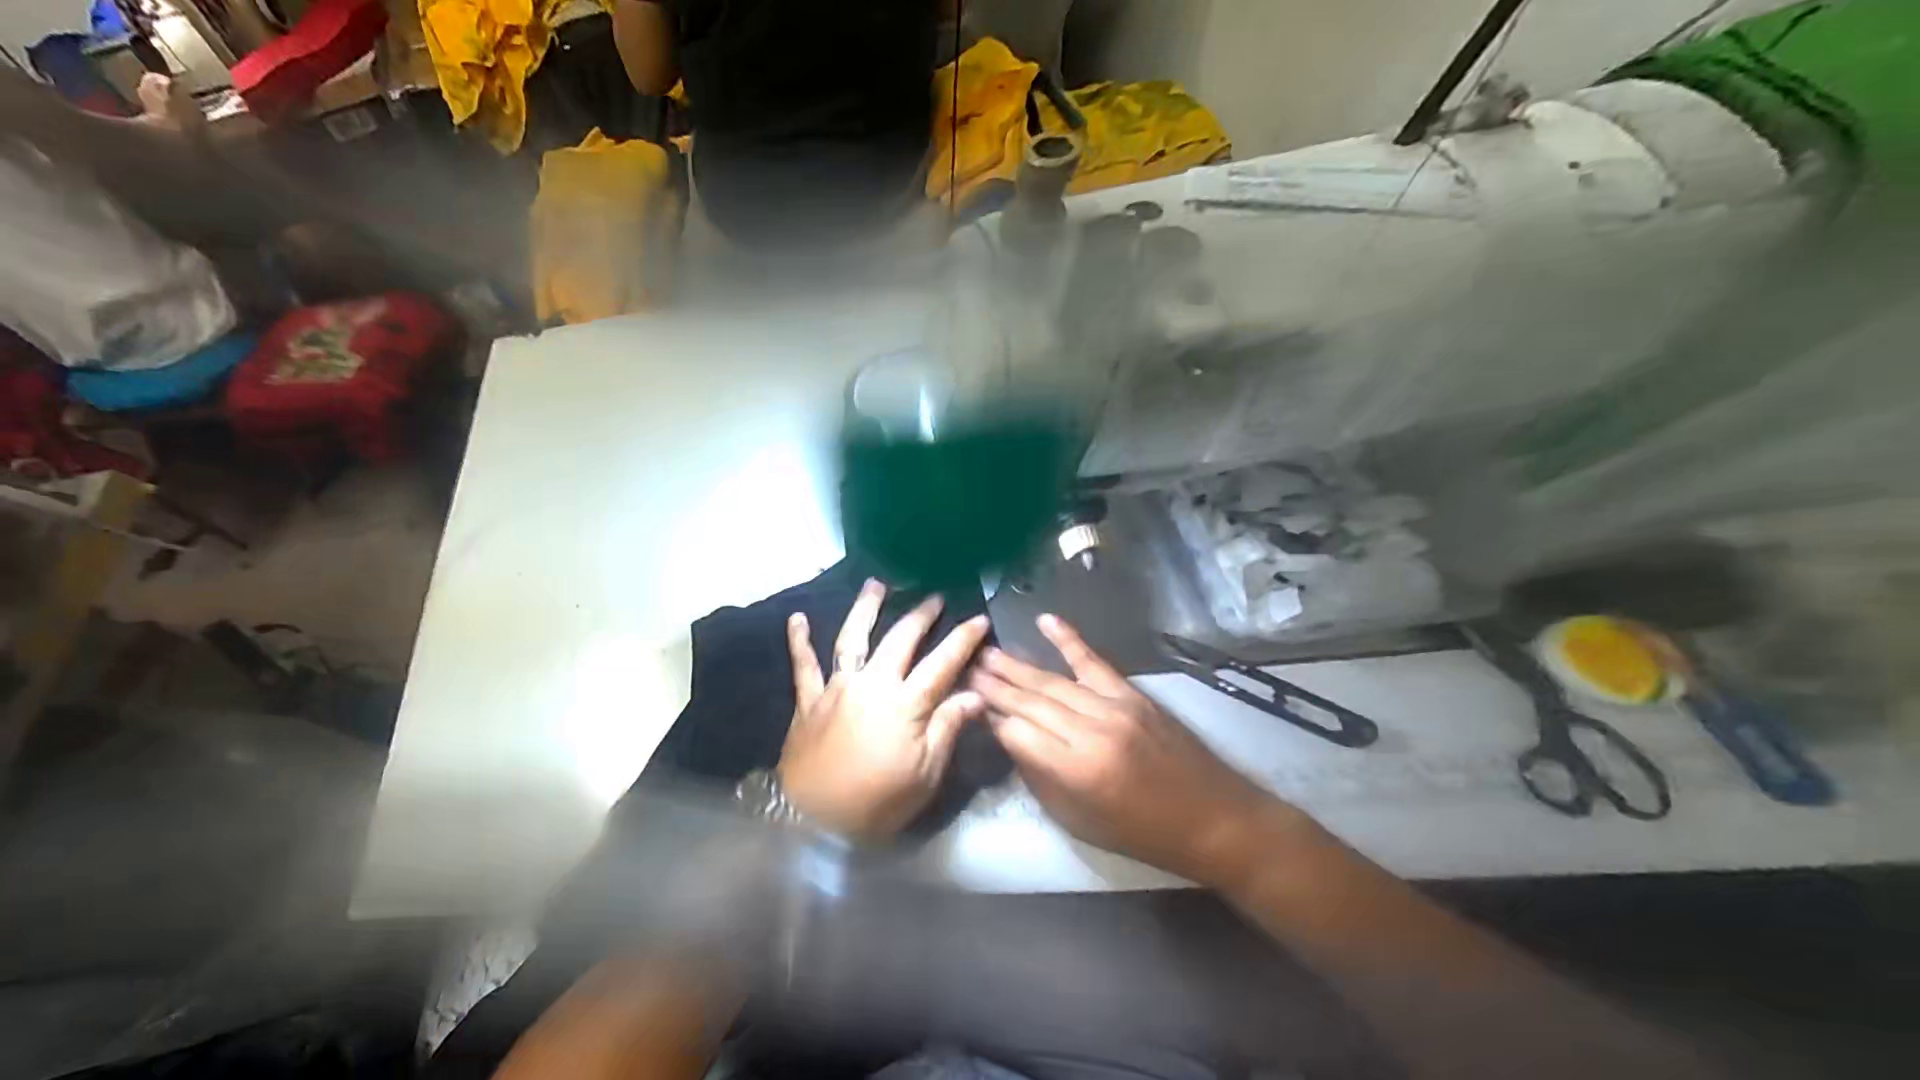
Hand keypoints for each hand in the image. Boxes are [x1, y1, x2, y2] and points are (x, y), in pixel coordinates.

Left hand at [778, 579, 990, 839]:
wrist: (813, 824)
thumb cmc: (878, 803)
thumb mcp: (925, 774)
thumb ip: (947, 728)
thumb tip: (975, 694)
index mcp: (905, 705)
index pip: (942, 663)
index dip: (963, 640)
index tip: (979, 619)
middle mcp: (871, 685)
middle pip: (899, 640)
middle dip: (920, 616)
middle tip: (934, 597)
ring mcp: (836, 690)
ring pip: (851, 639)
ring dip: (865, 609)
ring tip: (875, 584)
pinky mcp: (808, 702)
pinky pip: (803, 666)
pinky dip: (799, 641)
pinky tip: (797, 618)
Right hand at [970, 614, 1307, 888]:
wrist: (1212, 818)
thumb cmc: (1140, 832)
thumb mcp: (1080, 820)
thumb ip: (1040, 777)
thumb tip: (1009, 739)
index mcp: (1075, 771)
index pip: (1016, 733)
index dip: (989, 717)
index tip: (964, 700)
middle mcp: (1090, 732)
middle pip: (1030, 701)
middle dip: (994, 685)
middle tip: (964, 666)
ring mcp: (1113, 707)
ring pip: (1053, 681)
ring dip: (1017, 665)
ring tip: (986, 652)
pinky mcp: (1132, 694)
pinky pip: (1093, 661)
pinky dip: (1068, 639)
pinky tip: (1045, 621)